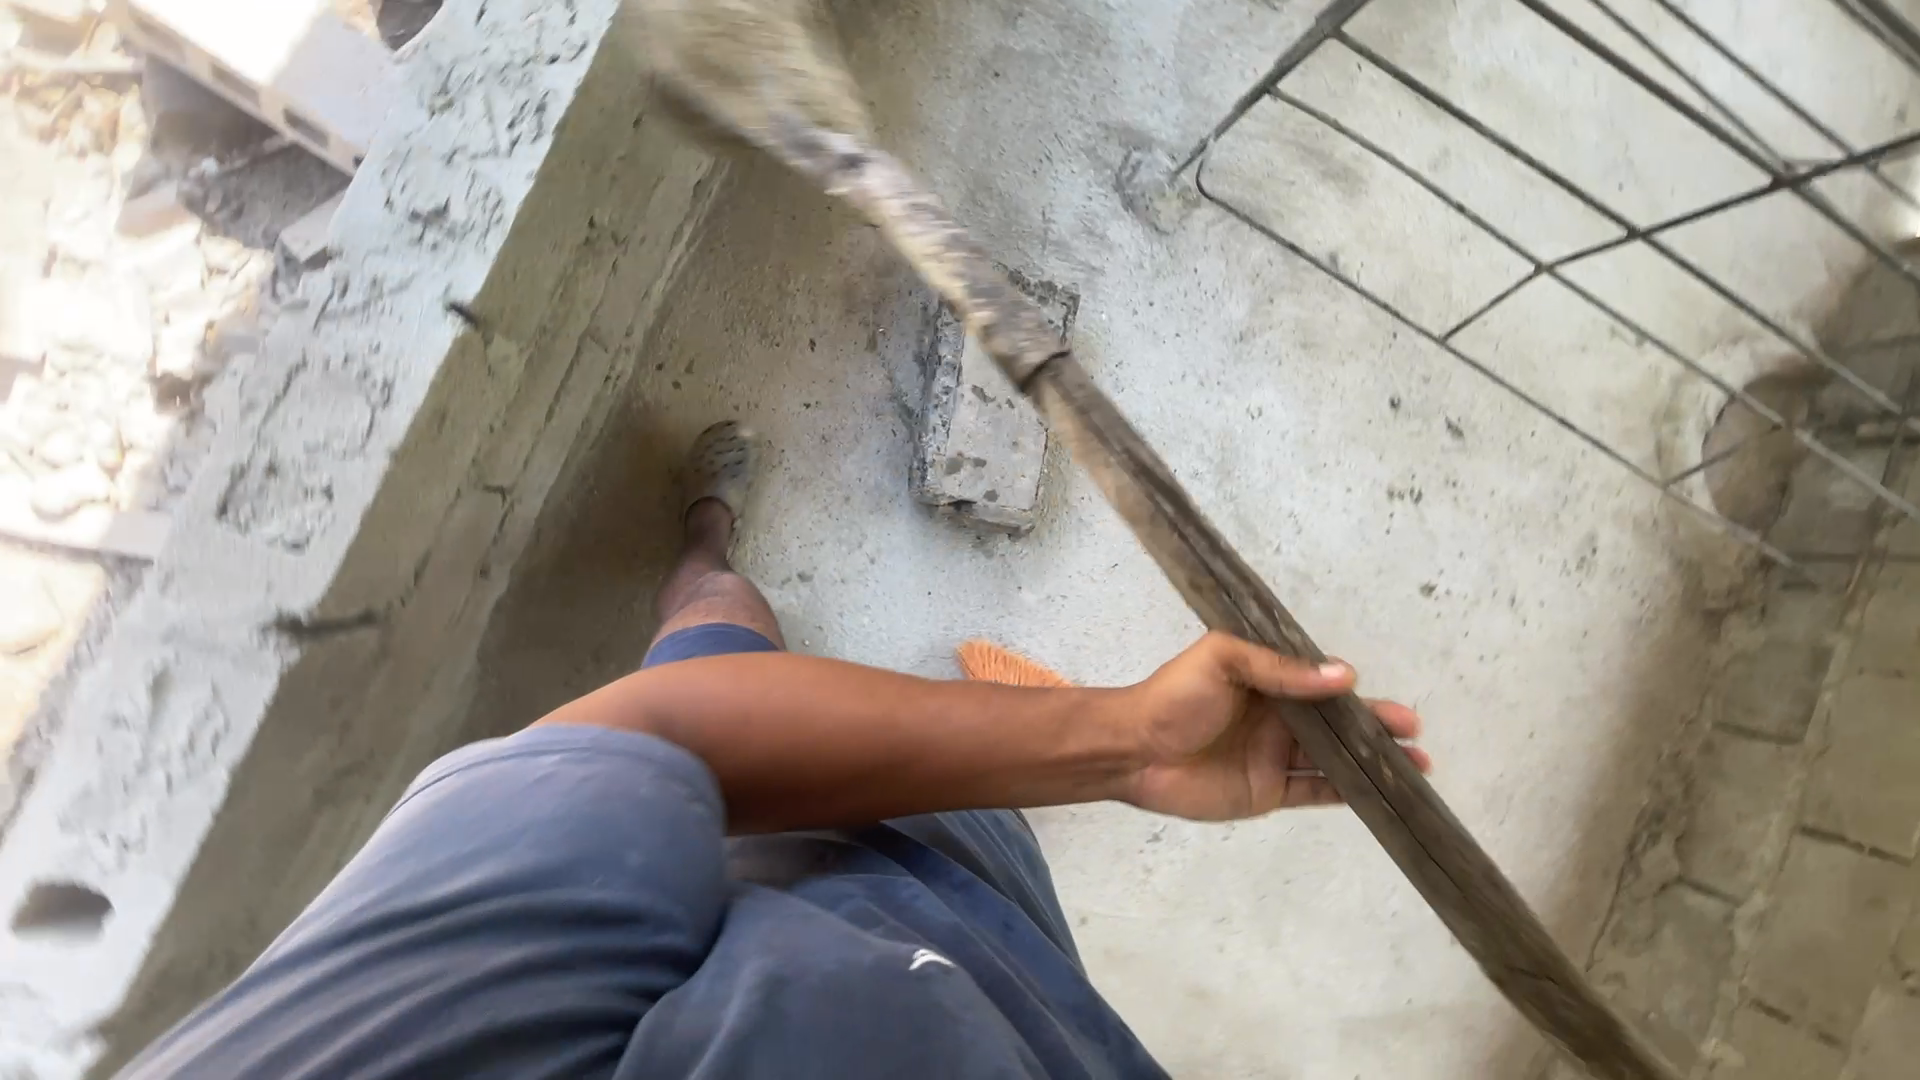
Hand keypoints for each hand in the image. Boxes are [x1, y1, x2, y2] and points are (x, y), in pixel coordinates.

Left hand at [1119, 632, 1429, 820]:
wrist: (1136, 750)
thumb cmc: (1176, 698)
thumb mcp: (1222, 661)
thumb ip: (1279, 668)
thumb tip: (1344, 674)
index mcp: (1264, 682)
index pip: (1319, 684)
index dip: (1354, 693)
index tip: (1391, 705)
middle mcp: (1276, 717)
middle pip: (1335, 722)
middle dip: (1376, 727)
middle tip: (1413, 733)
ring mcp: (1274, 756)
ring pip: (1334, 758)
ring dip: (1373, 761)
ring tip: (1418, 765)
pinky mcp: (1270, 791)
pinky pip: (1317, 791)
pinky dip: (1349, 793)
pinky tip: (1382, 794)